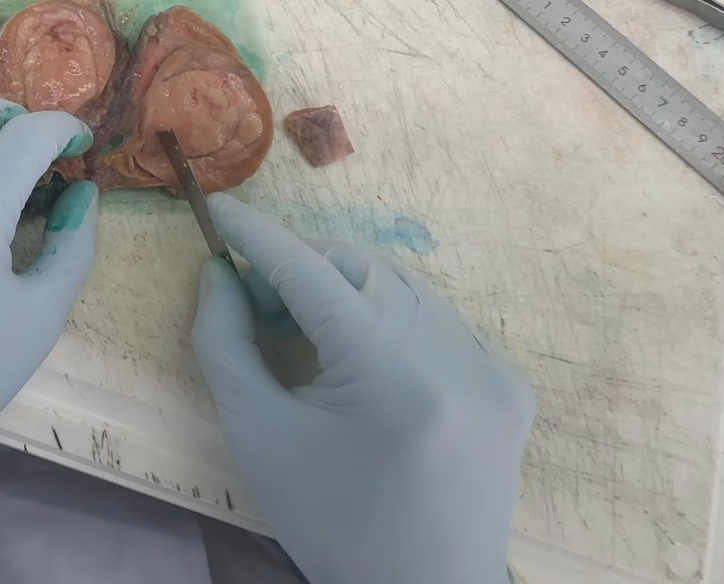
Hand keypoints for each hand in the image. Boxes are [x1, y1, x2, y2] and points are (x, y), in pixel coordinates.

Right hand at [192, 193, 533, 583]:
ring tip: (300, 335)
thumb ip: (223, 338)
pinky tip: (355, 356)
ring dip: (333, 288)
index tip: (217, 206)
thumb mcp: (252, 428)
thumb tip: (219, 270)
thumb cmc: (324, 517)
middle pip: (353, 267)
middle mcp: (454, 360)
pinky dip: (377, 314)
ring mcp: (490, 371)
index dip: (257, 235)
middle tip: (254, 309)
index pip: (309, 272)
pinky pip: (427, 315)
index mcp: (390, 376)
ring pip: (390, 283)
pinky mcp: (506, 386)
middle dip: (293, 271)